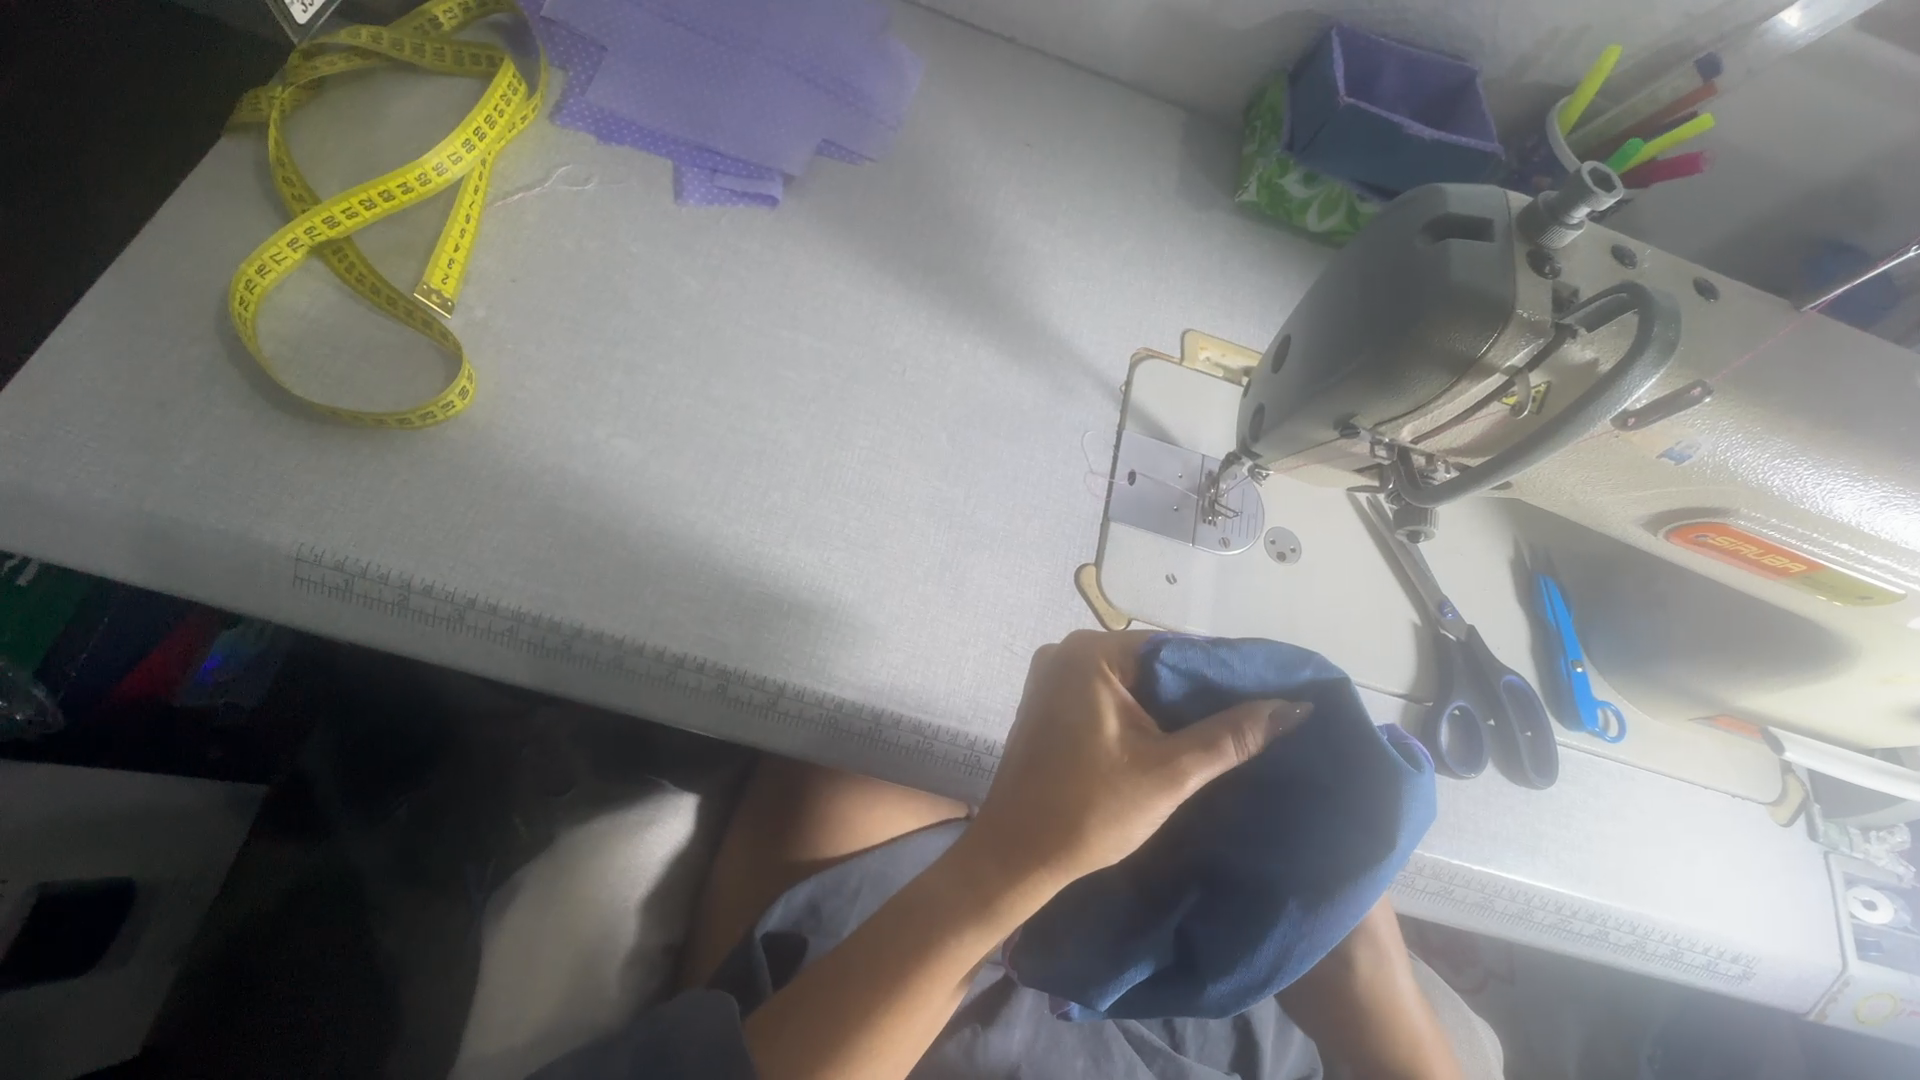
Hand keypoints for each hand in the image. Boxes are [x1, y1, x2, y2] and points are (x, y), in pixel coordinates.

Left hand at [959, 629, 1311, 891]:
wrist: (1015, 855)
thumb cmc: (1089, 811)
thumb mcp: (1170, 772)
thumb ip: (1232, 735)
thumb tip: (1295, 706)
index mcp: (1091, 652)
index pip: (1177, 649)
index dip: (1226, 674)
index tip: (1273, 695)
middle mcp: (1067, 651)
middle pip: (1154, 664)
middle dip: (1199, 693)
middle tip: (1256, 719)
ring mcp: (1053, 677)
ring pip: (1133, 683)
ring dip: (1171, 707)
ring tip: (1225, 731)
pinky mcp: (1049, 703)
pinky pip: (1108, 697)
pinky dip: (1140, 715)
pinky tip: (1173, 738)